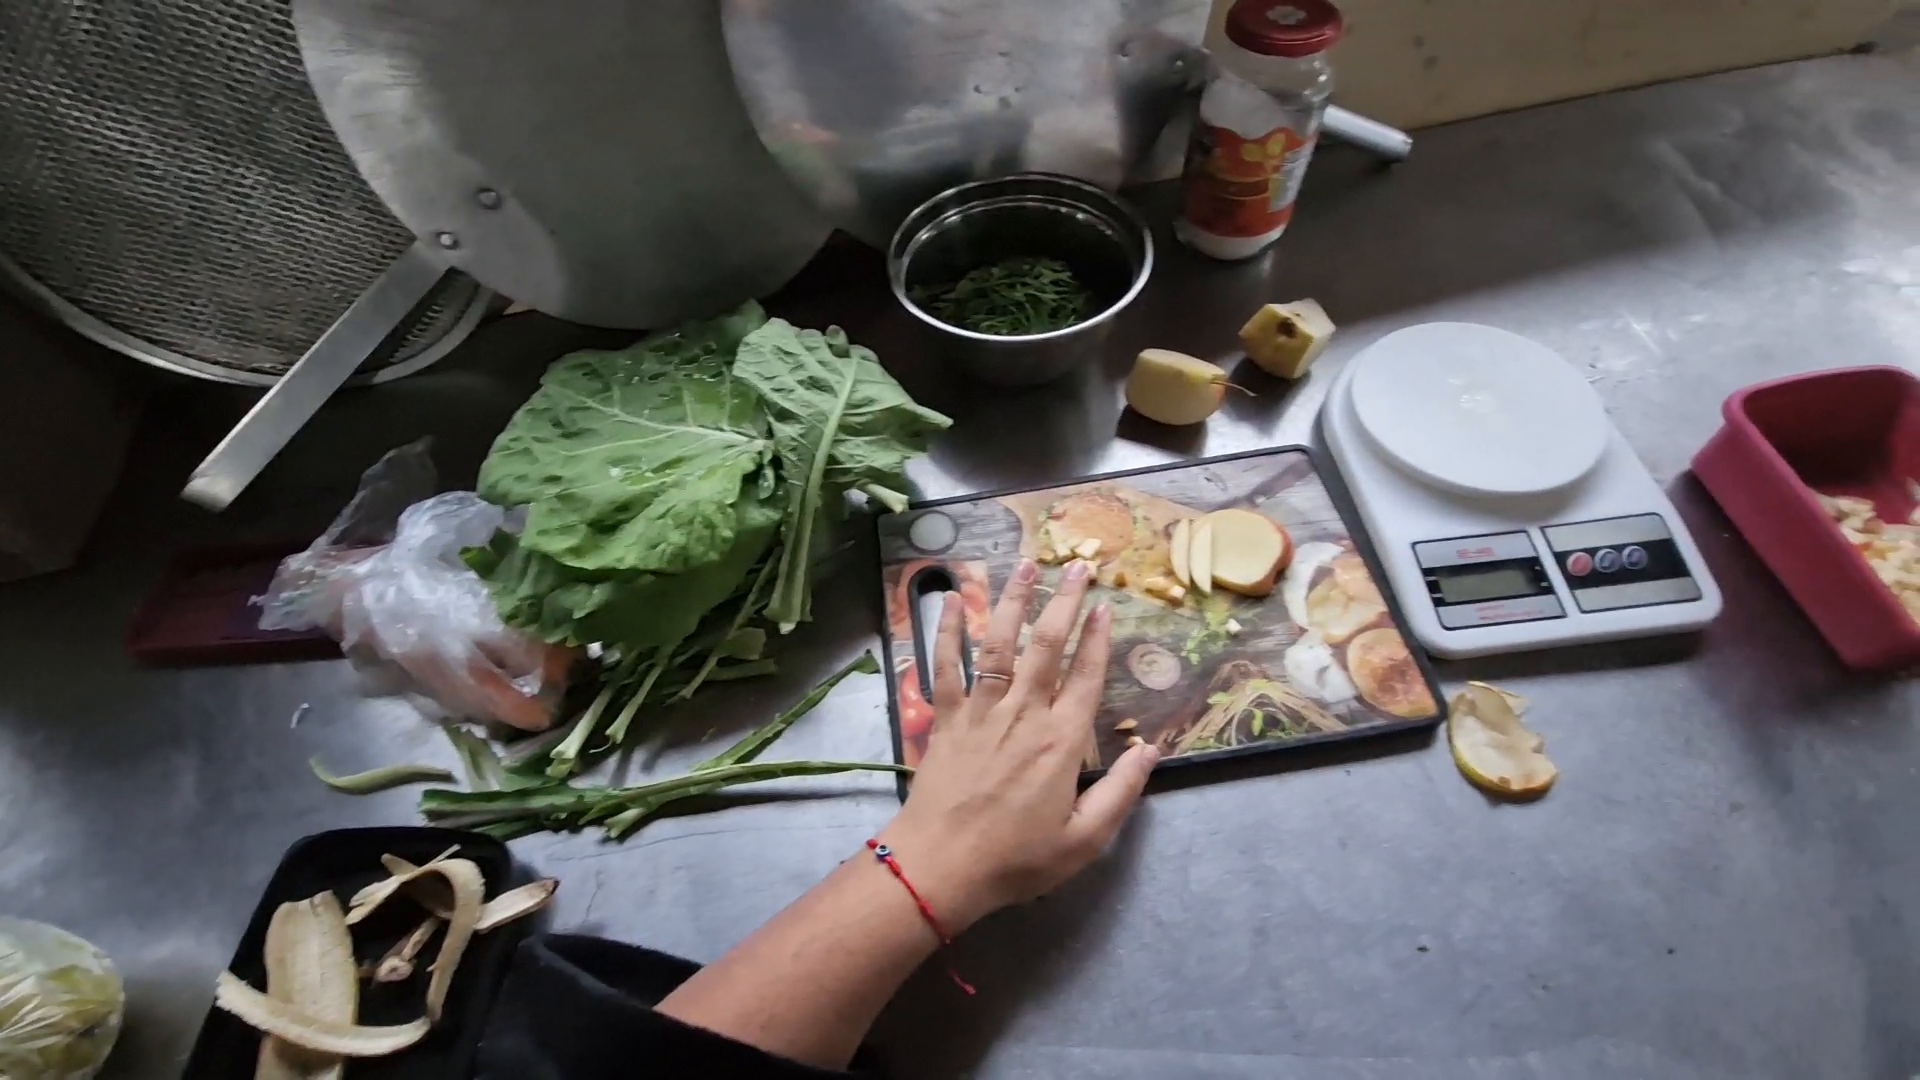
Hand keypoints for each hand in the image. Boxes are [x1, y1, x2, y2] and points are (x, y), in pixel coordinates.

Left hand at [878, 556, 1160, 930]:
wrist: (941, 867)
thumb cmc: (1017, 859)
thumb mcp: (1084, 841)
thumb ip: (1121, 793)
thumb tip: (1150, 750)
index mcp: (1061, 742)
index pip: (1085, 677)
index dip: (1097, 638)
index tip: (1105, 605)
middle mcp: (1023, 713)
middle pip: (1046, 646)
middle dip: (1064, 601)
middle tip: (1076, 566)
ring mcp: (980, 710)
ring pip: (999, 643)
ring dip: (1012, 600)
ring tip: (1025, 565)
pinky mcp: (945, 717)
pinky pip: (945, 666)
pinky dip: (946, 631)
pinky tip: (949, 600)